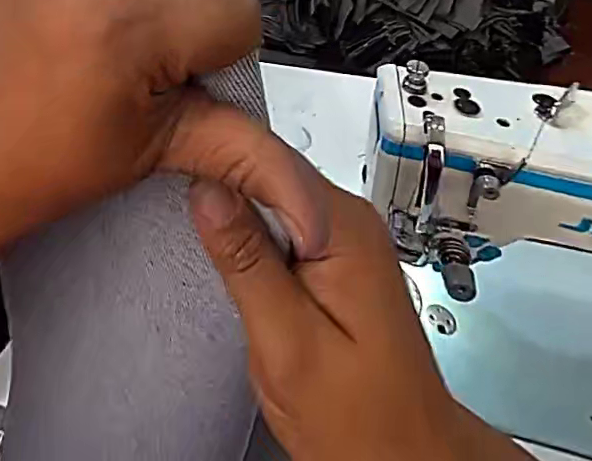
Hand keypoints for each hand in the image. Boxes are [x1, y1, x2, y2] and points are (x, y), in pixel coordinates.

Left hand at [0, 0, 329, 256]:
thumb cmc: (51, 164)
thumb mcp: (156, 152)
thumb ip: (246, 158)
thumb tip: (316, 218)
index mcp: (133, 26)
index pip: (241, 16)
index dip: (227, 58)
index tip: (185, 87)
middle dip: (209, 19)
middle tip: (164, 66)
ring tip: (137, 40)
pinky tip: (113, 13)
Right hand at [191, 178, 528, 460]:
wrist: (409, 457)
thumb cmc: (363, 419)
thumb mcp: (288, 343)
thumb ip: (246, 261)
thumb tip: (209, 193)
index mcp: (343, 227)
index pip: (269, 160)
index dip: (219, 166)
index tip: (182, 182)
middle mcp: (350, 219)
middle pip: (271, 173)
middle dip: (227, 190)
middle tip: (193, 221)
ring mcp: (346, 235)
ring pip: (275, 195)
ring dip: (239, 212)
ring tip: (211, 241)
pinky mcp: (337, 254)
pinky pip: (285, 221)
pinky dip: (256, 235)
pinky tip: (240, 258)